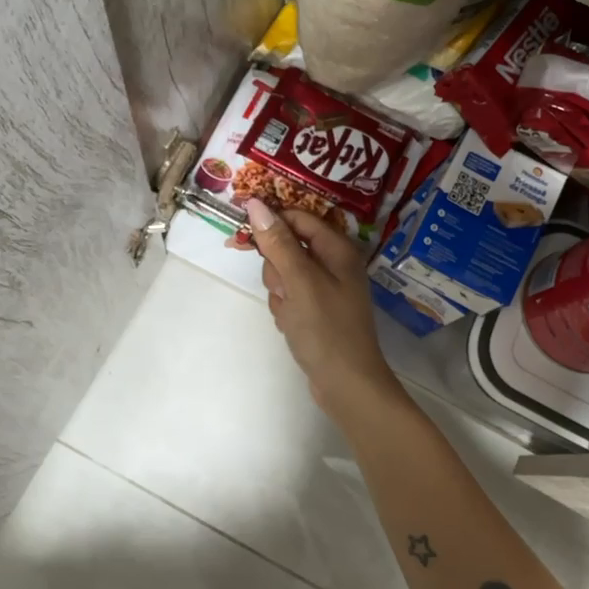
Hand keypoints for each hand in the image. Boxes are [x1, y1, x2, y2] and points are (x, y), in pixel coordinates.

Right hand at [244, 200, 401, 416]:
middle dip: (277, 269)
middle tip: (284, 290)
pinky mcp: (317, 311)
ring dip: (279, 293)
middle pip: (288, 247)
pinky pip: (289, 297)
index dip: (270, 223)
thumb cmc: (326, 330)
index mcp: (337, 250)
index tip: (241, 236)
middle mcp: (334, 264)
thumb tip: (256, 204)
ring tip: (292, 314)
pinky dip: (285, 310)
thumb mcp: (299, 282)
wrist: (346, 384)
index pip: (298, 219)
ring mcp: (326, 289)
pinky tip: (293, 326)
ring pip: (284, 275)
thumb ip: (278, 243)